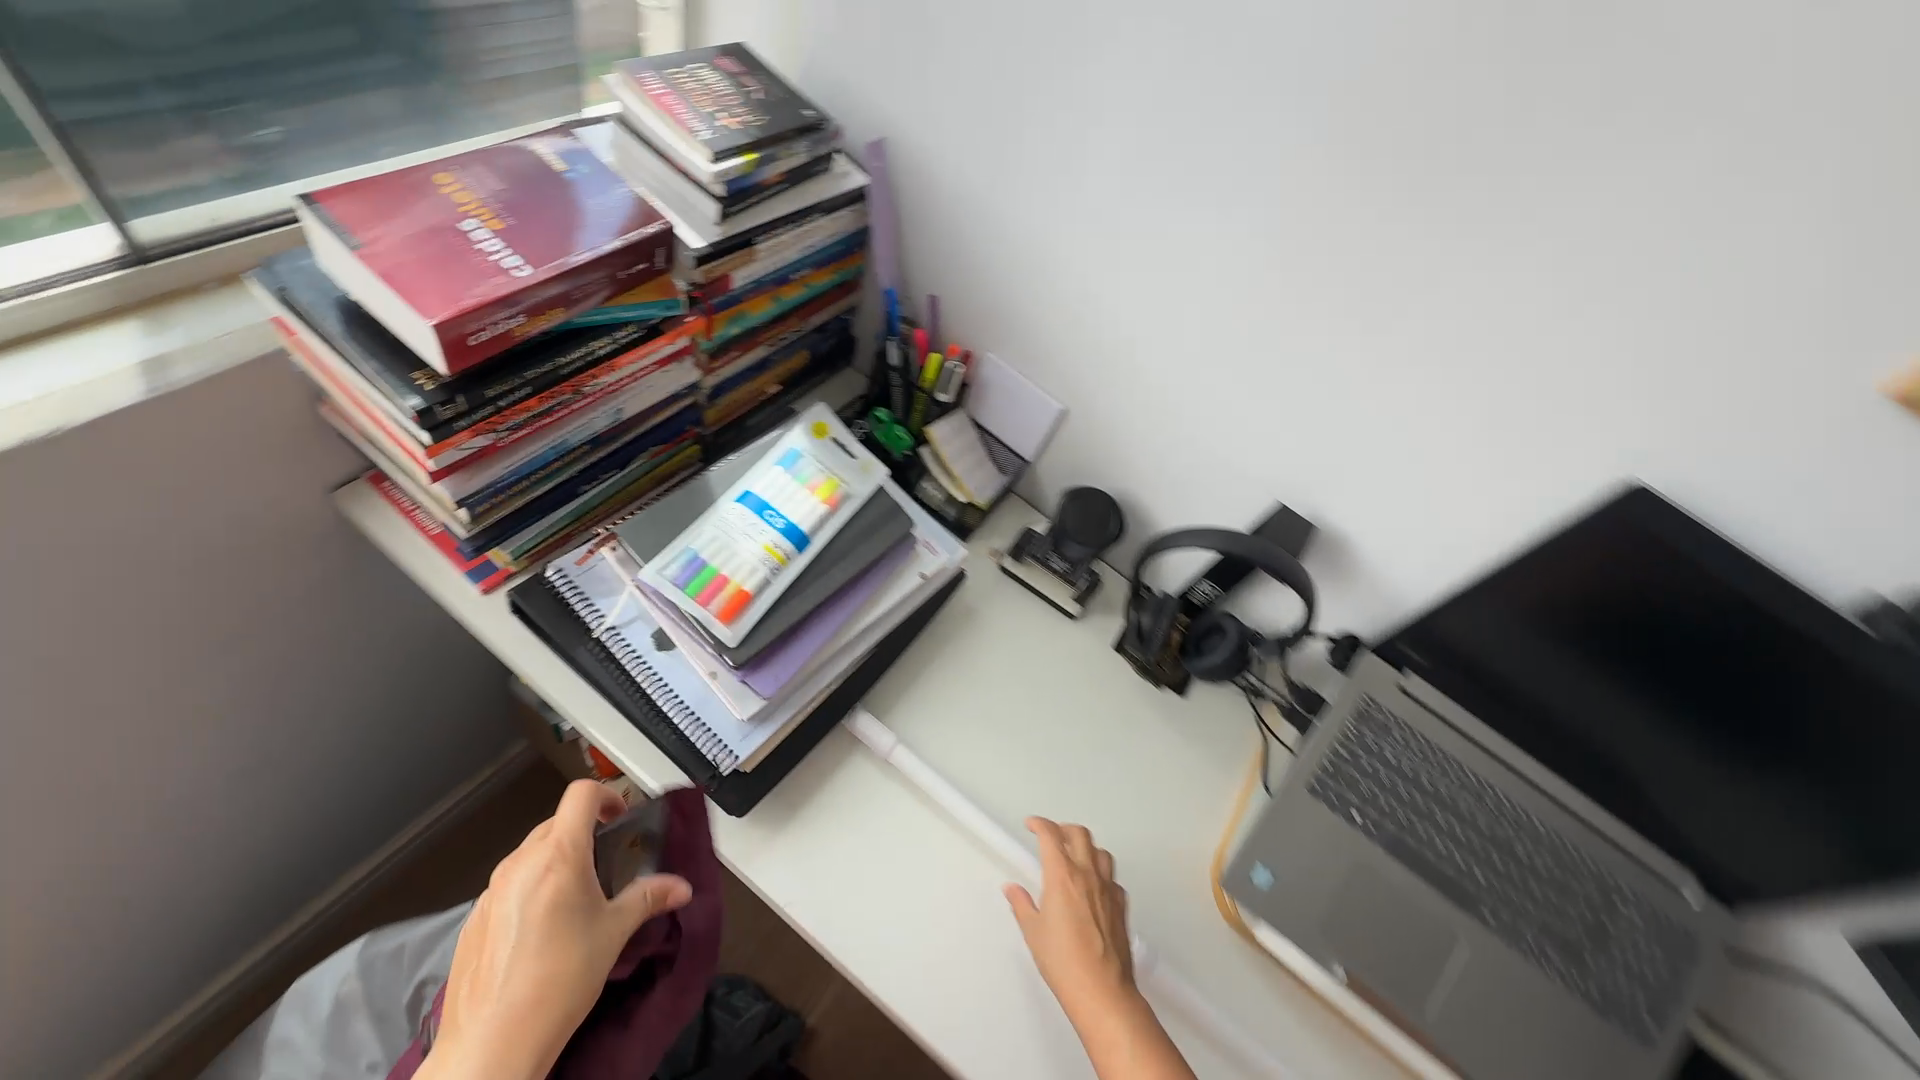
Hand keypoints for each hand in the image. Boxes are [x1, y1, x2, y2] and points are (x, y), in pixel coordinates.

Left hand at [422, 780, 692, 1079]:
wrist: (494, 1040)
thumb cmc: (562, 978)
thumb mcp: (614, 933)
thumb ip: (648, 898)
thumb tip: (682, 887)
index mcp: (559, 856)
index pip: (581, 795)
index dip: (606, 797)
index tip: (620, 819)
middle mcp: (520, 863)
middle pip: (556, 823)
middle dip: (584, 833)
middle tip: (607, 864)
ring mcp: (491, 890)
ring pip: (530, 854)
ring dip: (557, 861)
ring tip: (576, 901)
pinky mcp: (474, 918)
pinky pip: (509, 885)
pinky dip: (530, 890)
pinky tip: (541, 933)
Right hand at [1006, 818, 1198, 1079]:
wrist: (1102, 990)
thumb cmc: (1065, 963)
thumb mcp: (1033, 932)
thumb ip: (1022, 904)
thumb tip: (1013, 890)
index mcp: (1063, 877)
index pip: (1051, 835)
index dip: (1040, 824)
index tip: (1032, 824)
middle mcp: (1088, 876)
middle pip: (1080, 834)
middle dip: (1063, 829)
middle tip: (1052, 835)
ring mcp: (1108, 890)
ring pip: (1101, 852)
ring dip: (1086, 847)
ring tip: (1074, 855)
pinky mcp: (1121, 906)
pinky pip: (1113, 878)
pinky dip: (1101, 874)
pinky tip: (1093, 886)